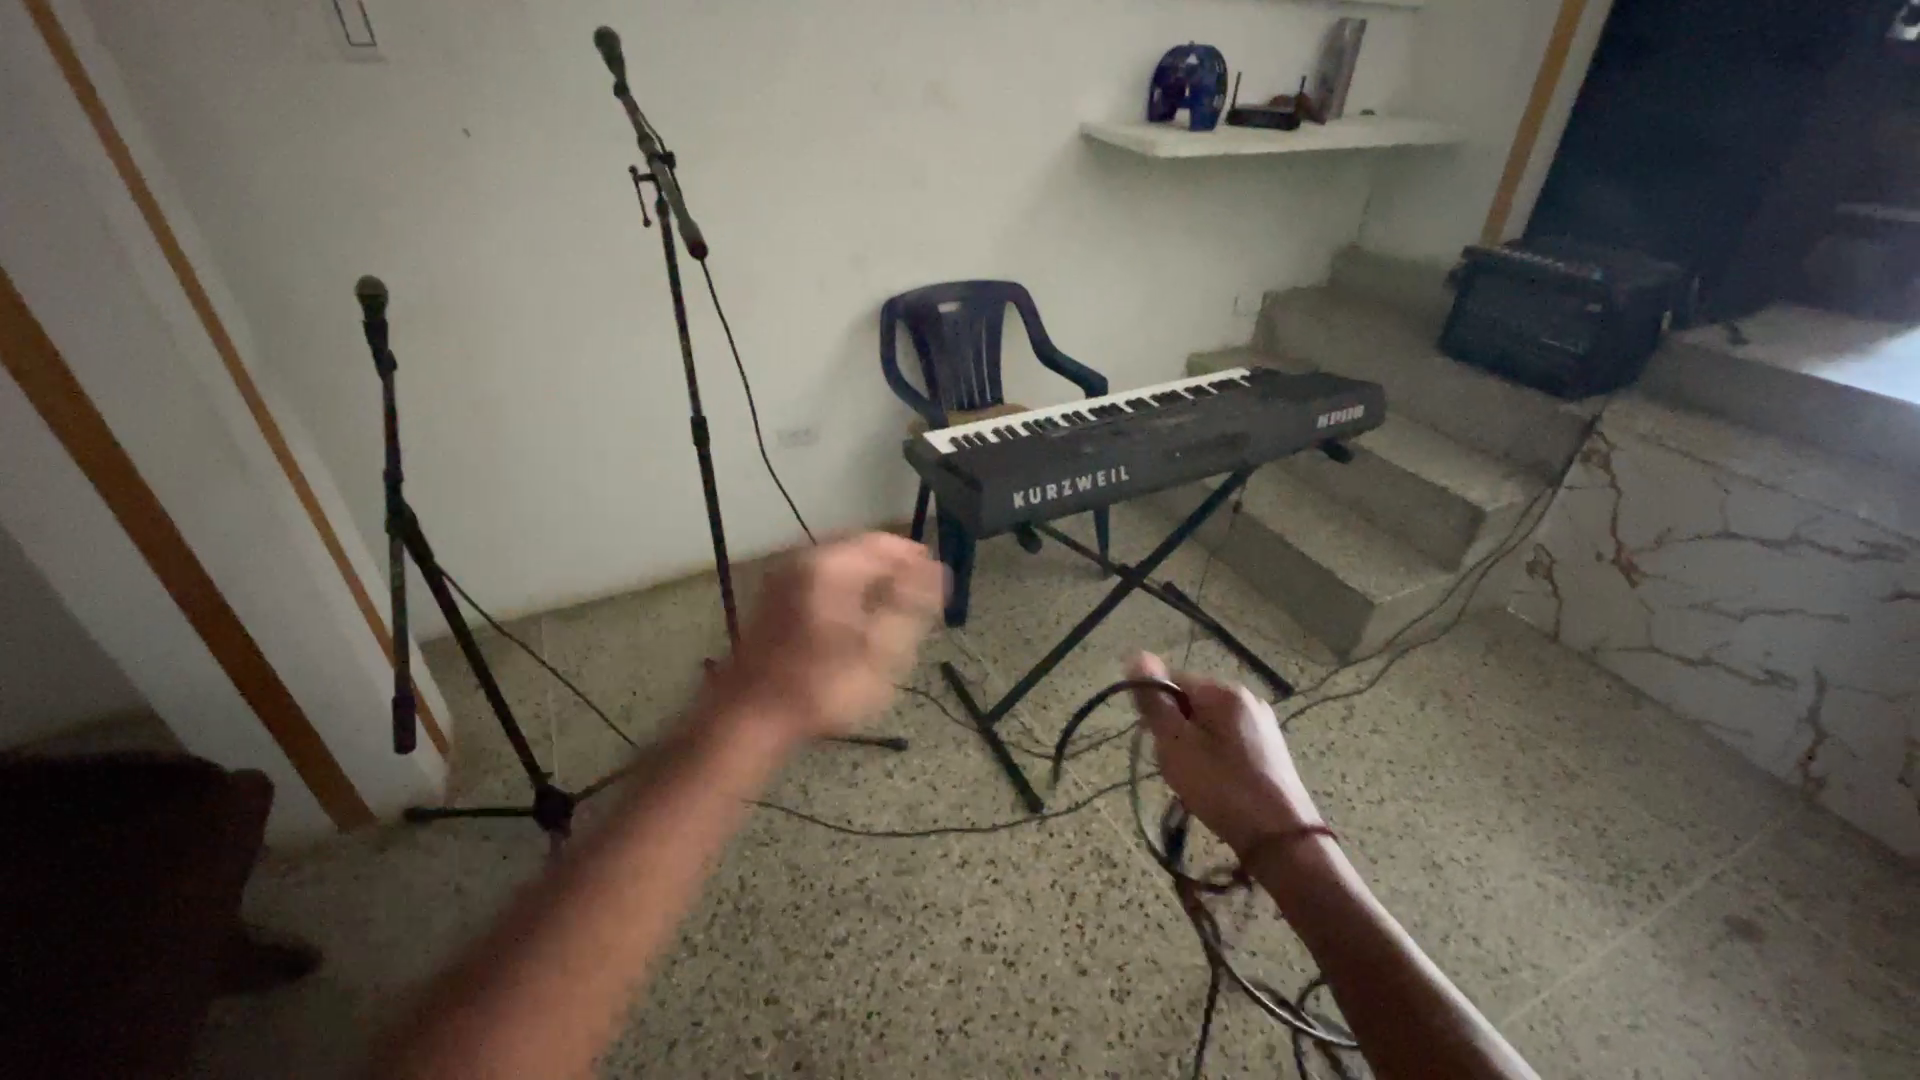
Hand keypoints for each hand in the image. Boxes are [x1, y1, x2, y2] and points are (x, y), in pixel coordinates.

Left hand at [708, 533, 944, 742]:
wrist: (750, 716)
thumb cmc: (821, 686)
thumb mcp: (880, 651)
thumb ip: (911, 605)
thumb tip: (937, 571)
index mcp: (830, 567)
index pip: (886, 543)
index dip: (916, 559)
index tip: (939, 583)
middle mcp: (803, 561)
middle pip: (861, 551)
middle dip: (892, 572)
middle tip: (919, 602)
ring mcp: (784, 579)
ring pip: (841, 568)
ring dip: (869, 584)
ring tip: (893, 615)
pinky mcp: (774, 600)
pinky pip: (822, 582)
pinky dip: (845, 594)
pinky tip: (858, 623)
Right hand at [1128, 652, 1322, 856]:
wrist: (1279, 838)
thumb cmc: (1220, 786)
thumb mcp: (1175, 743)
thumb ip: (1154, 701)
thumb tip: (1136, 655)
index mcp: (1224, 690)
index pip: (1172, 680)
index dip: (1157, 710)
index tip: (1157, 742)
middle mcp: (1247, 698)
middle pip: (1190, 702)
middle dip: (1175, 731)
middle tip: (1176, 765)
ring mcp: (1262, 724)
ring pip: (1207, 725)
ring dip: (1192, 746)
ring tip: (1194, 779)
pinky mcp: (1269, 749)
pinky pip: (1226, 741)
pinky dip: (1212, 757)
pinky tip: (1215, 784)